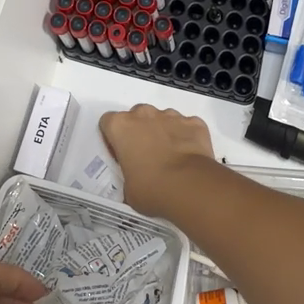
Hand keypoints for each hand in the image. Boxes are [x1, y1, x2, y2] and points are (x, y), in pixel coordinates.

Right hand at [99, 104, 213, 216]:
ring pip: (163, 119)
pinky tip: (189, 156)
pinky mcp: (194, 122)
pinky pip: (187, 127)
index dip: (114, 138)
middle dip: (140, 131)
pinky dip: (186, 137)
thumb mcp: (128, 189)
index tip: (121, 154)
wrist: (189, 186)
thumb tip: (135, 180)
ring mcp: (171, 115)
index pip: (109, 123)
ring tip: (170, 158)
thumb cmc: (151, 189)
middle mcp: (144, 114)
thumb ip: (127, 175)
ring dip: (163, 133)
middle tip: (146, 156)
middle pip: (137, 117)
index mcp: (121, 126)